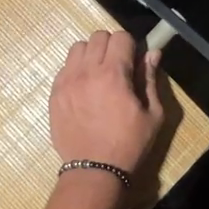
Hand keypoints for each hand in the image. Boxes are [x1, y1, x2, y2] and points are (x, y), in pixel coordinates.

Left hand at [49, 30, 164, 172]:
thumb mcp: (152, 114)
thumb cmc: (129, 144)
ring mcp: (67, 82)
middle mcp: (87, 71)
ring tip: (98, 75)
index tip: (134, 62)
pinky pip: (64, 67)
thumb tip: (153, 53)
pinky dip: (76, 70)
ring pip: (77, 48)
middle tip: (118, 67)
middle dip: (112, 46)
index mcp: (114, 74)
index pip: (121, 37)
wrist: (94, 171)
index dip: (131, 46)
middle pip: (98, 37)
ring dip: (91, 54)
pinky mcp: (54, 94)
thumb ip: (150, 79)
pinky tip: (84, 89)